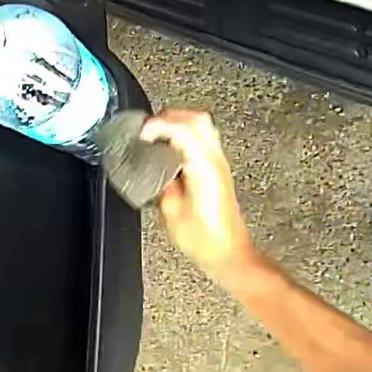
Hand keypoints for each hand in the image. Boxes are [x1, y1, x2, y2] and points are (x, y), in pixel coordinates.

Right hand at [140, 109, 262, 281]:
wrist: (229, 254)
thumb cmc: (205, 240)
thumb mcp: (171, 211)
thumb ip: (162, 182)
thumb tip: (157, 168)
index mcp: (203, 166)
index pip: (181, 128)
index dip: (158, 125)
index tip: (142, 132)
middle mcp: (215, 161)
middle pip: (197, 119)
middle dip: (169, 117)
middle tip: (149, 129)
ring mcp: (220, 165)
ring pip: (203, 127)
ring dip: (179, 125)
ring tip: (158, 136)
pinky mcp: (219, 173)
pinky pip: (204, 142)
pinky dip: (185, 137)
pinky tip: (172, 151)